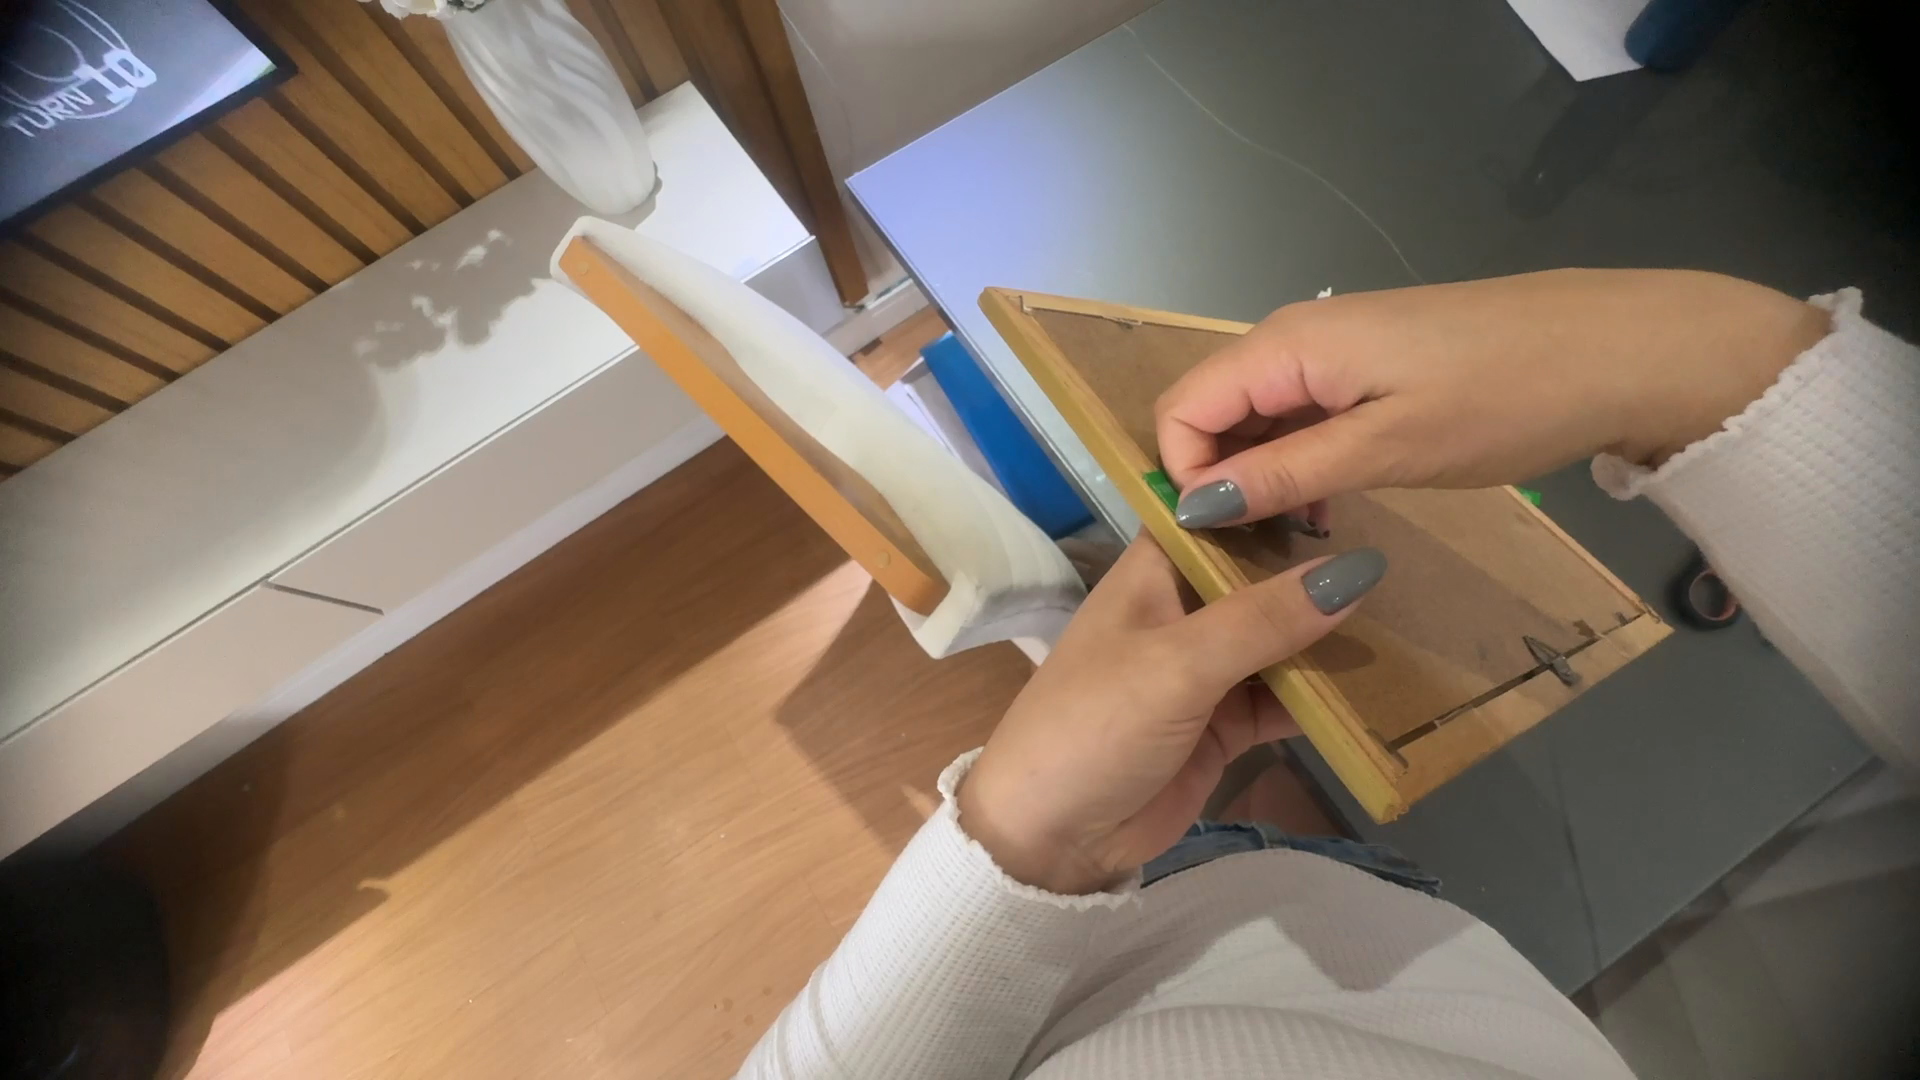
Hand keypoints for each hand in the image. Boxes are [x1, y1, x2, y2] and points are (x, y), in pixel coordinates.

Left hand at [956, 537, 1385, 894]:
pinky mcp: (1222, 725)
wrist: (1052, 834)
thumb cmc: (1098, 722)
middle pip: (1257, 579)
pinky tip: (1388, 687)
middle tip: (1412, 551)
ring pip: (1279, 641)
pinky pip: (1283, 700)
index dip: (1272, 501)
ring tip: (1418, 615)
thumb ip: (1263, 619)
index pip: (1216, 519)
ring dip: (1330, 638)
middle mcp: (1179, 612)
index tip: (1348, 479)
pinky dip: (1325, 698)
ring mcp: (1202, 671)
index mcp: (1151, 575)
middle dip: (1317, 572)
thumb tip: (1359, 568)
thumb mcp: (1178, 663)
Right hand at [1155, 269, 1830, 526]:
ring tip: (1296, 529)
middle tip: (1255, 539)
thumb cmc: (1507, 397)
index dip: (1183, 472)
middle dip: (1217, 478)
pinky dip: (1293, 461)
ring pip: (1250, 419)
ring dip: (1257, 475)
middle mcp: (1288, 339)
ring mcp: (1326, 350)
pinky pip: (1294, 415)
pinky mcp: (1359, 366)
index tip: (1221, 531)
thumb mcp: (1384, 449)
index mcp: (1283, 347)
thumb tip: (1194, 504)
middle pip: (1209, 412)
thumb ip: (1280, 475)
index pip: (1179, 409)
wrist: (1634, 348)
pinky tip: (1326, 499)